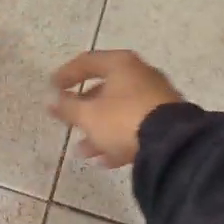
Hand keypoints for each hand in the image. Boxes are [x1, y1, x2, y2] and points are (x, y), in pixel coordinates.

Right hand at [48, 50, 183, 167]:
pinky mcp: (166, 119)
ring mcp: (156, 96)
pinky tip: (105, 161)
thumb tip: (50, 100)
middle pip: (105, 87)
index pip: (87, 62)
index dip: (66, 74)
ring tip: (82, 151)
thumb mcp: (89, 115)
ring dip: (99, 130)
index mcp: (121, 64)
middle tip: (68, 121)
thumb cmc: (123, 119)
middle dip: (84, 108)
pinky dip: (118, 139)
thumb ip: (67, 107)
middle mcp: (140, 74)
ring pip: (120, 110)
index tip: (52, 88)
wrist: (172, 143)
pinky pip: (135, 126)